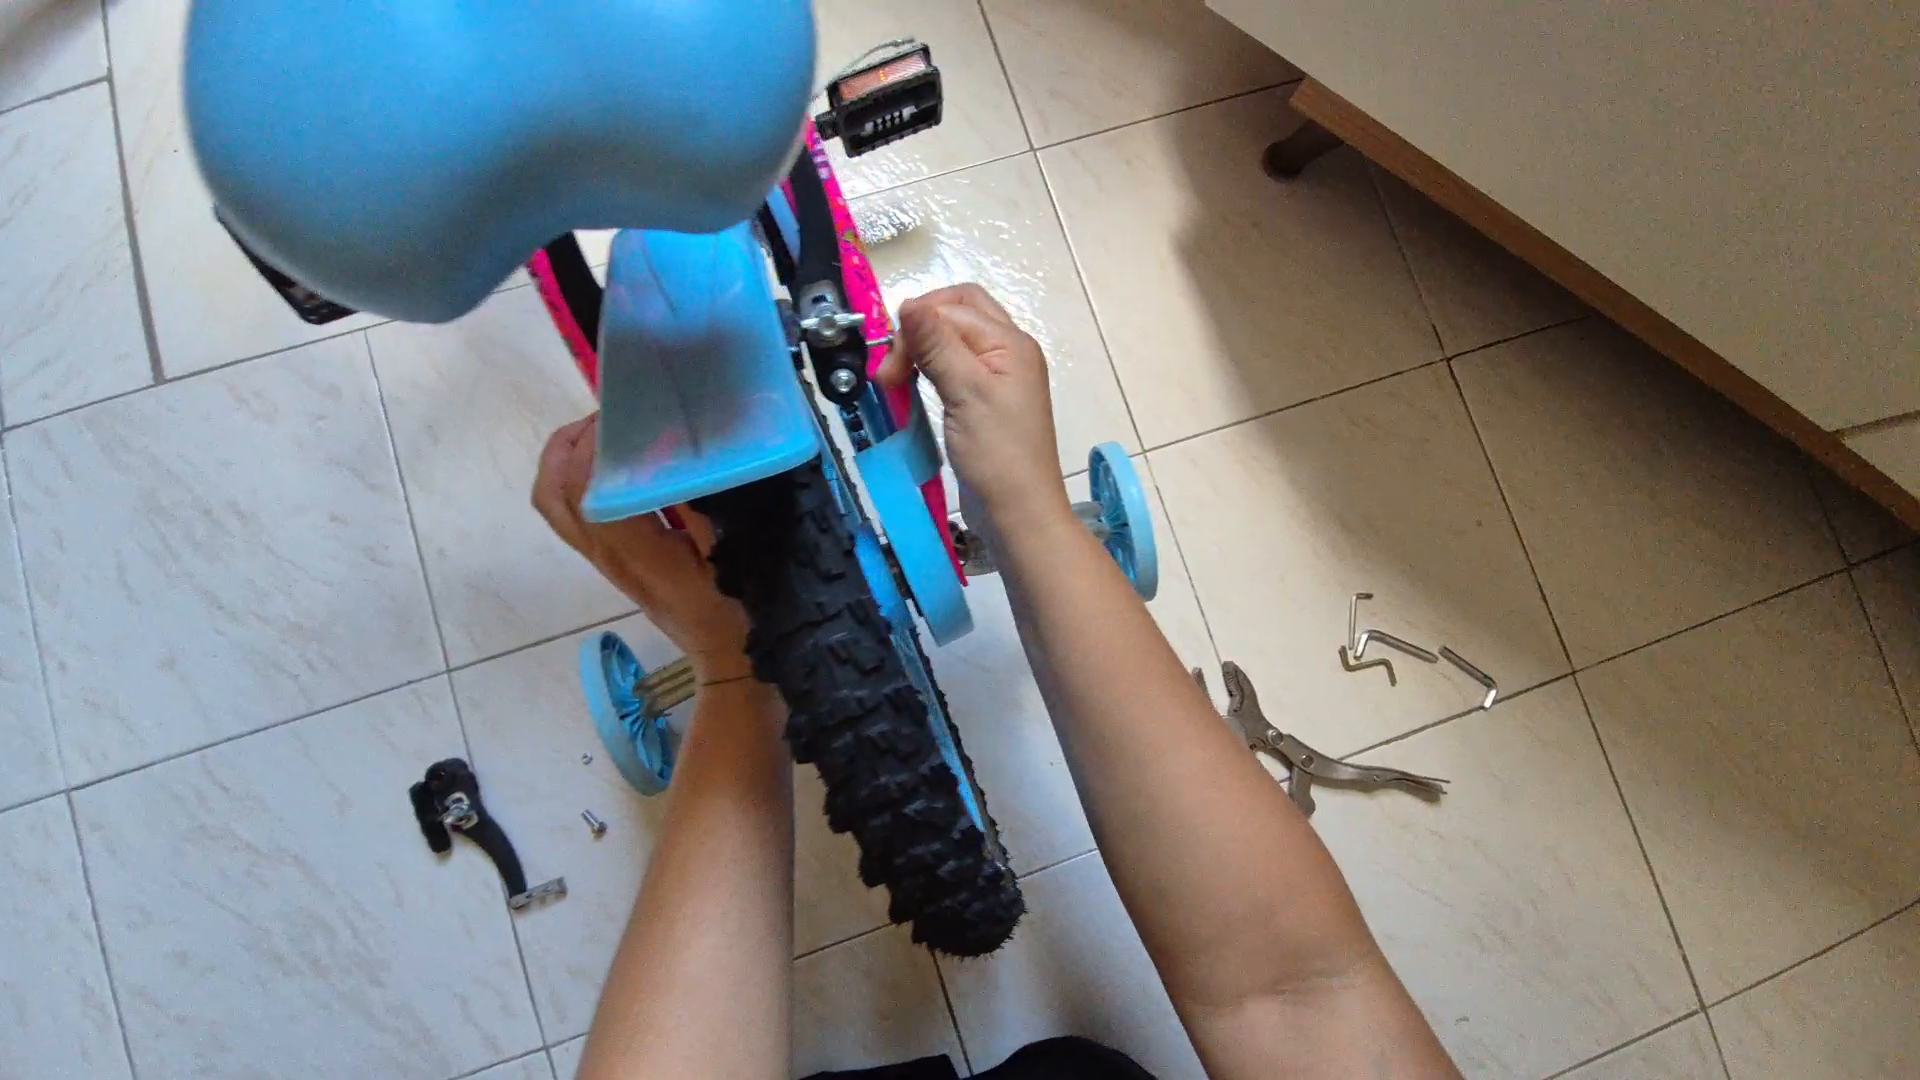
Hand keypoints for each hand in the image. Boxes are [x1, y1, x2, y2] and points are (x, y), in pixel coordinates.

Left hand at [533, 415, 751, 682]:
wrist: (731, 658)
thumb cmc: (741, 610)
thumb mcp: (734, 557)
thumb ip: (703, 508)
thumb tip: (678, 454)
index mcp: (642, 558)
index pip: (590, 497)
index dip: (595, 450)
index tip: (622, 417)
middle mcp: (612, 560)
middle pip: (554, 496)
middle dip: (568, 447)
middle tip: (607, 416)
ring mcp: (607, 565)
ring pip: (556, 507)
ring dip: (567, 462)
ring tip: (605, 434)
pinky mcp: (613, 566)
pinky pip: (573, 517)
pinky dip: (578, 481)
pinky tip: (618, 468)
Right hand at [879, 284, 1070, 526]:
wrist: (1018, 514)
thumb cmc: (997, 455)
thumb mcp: (965, 392)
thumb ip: (936, 345)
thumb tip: (907, 303)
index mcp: (1011, 343)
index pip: (954, 309)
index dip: (915, 329)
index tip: (888, 370)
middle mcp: (1008, 353)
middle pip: (957, 315)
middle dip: (919, 331)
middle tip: (891, 369)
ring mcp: (998, 379)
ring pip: (953, 342)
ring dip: (921, 352)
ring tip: (895, 383)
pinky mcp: (984, 403)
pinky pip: (954, 370)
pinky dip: (930, 372)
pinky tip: (913, 389)